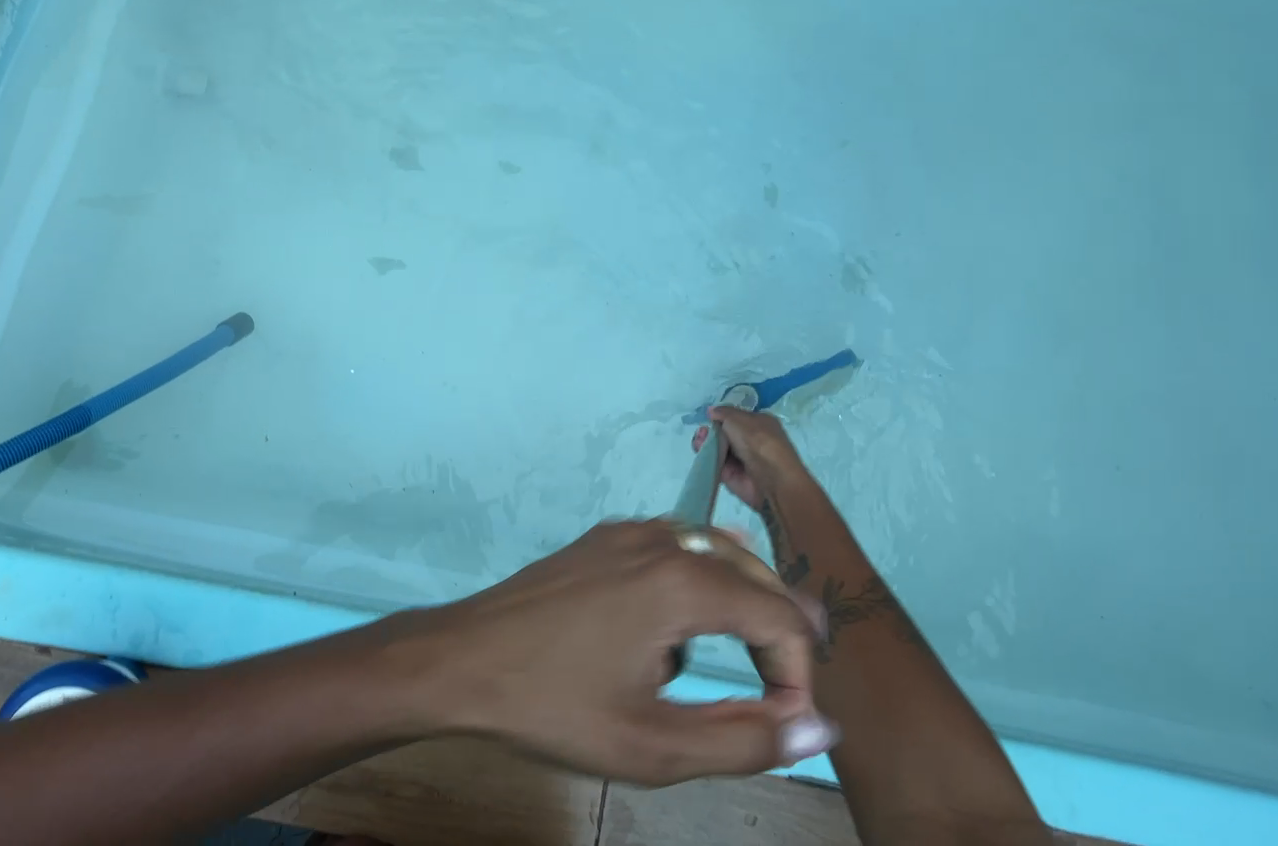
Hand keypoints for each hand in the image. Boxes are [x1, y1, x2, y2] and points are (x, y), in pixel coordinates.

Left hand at [398, 520, 837, 785]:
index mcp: (682, 582)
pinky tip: (683, 620)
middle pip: (753, 572)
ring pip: (714, 550)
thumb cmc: (553, 706)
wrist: (457, 662)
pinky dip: (699, 578)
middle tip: (782, 691)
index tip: (785, 722)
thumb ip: (744, 741)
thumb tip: (820, 730)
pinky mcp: (600, 539)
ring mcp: (626, 532)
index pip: (780, 617)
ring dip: (741, 599)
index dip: (798, 673)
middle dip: (778, 630)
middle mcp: (662, 540)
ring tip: (746, 656)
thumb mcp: (651, 746)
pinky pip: (673, 545)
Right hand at [692, 405, 818, 506]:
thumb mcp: (739, 418)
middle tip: (703, 430)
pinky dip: (705, 456)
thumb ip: (723, 412)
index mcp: (759, 424)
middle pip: (724, 433)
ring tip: (699, 439)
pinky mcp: (730, 475)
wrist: (770, 477)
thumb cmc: (758, 440)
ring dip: (705, 442)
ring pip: (716, 448)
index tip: (709, 416)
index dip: (722, 416)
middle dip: (711, 430)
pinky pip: (714, 463)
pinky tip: (699, 449)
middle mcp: (751, 441)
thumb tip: (711, 410)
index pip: (737, 418)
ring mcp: (740, 459)